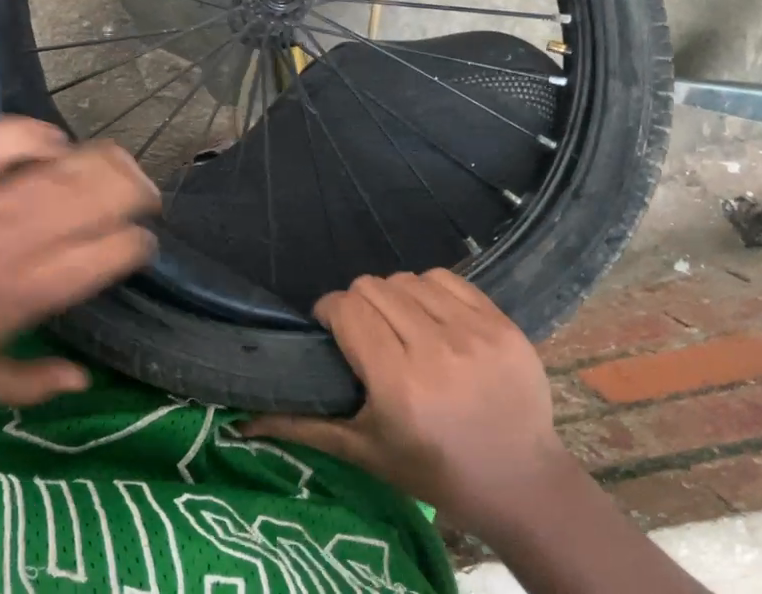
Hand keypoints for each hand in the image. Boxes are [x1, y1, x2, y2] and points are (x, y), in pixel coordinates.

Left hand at [0, 116, 158, 405]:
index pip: (100, 258)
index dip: (133, 245)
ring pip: (59, 170)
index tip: (141, 243)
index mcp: (19, 296)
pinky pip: (2, 140)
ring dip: (101, 162)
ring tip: (121, 164)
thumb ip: (30, 384)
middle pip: (91, 202)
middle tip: (146, 194)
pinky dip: (35, 135)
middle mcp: (8, 244)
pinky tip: (54, 143)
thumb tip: (86, 378)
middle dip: (132, 192)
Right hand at [240, 269, 575, 534]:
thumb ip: (303, 427)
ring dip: (393, 297)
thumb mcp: (364, 453)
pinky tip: (430, 318)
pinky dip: (429, 290)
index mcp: (397, 382)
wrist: (522, 482)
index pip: (345, 309)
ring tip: (399, 327)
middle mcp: (435, 350)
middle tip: (364, 334)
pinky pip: (447, 279)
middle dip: (357, 305)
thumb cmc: (434, 471)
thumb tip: (240, 421)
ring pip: (406, 279)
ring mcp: (475, 333)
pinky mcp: (503, 324)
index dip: (329, 313)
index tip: (330, 331)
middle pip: (371, 287)